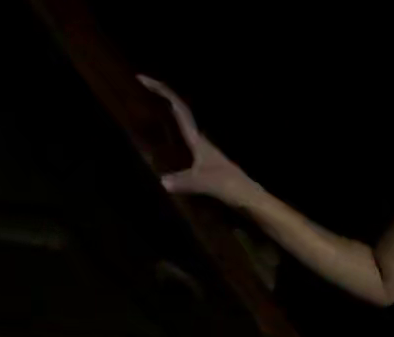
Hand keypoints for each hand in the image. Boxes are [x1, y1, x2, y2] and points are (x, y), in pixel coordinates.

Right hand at [138, 76, 254, 200]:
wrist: (252, 201)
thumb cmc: (231, 187)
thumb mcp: (204, 183)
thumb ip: (184, 182)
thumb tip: (162, 182)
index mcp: (199, 140)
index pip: (179, 108)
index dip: (162, 91)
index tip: (142, 79)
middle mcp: (202, 143)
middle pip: (181, 114)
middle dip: (162, 100)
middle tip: (142, 90)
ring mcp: (207, 154)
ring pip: (185, 129)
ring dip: (169, 118)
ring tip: (149, 112)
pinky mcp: (210, 167)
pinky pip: (187, 146)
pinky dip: (176, 139)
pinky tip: (170, 147)